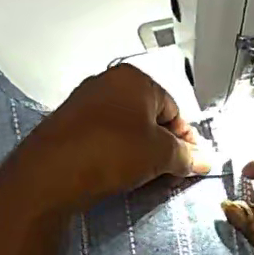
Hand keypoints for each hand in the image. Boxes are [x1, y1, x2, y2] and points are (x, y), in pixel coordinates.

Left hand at [8, 64, 209, 212]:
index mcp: (134, 78)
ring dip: (138, 152)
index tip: (192, 161)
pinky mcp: (66, 127)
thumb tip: (202, 160)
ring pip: (124, 129)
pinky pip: (101, 138)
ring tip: (142, 176)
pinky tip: (115, 174)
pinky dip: (113, 155)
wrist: (51, 173)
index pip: (174, 108)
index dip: (186, 137)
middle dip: (161, 145)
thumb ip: (186, 156)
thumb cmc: (109, 151)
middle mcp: (106, 83)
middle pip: (148, 116)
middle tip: (169, 171)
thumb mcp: (160, 155)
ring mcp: (83, 104)